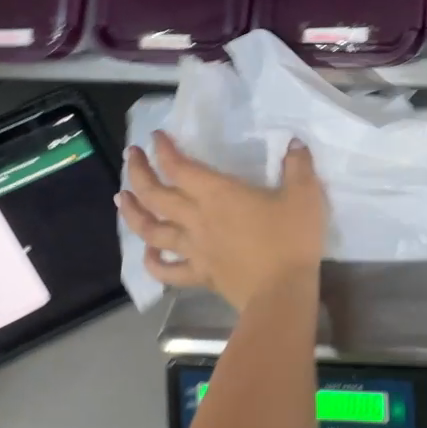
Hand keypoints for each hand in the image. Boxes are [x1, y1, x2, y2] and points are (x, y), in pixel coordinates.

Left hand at [118, 132, 326, 309]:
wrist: (282, 290)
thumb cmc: (291, 238)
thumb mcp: (305, 194)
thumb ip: (298, 165)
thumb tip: (294, 143)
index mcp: (218, 195)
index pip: (180, 168)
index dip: (164, 150)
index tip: (156, 136)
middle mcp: (197, 219)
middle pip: (155, 195)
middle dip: (138, 173)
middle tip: (130, 157)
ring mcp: (194, 249)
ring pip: (151, 230)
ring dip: (132, 213)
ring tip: (121, 198)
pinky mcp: (199, 274)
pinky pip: (166, 269)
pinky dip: (151, 260)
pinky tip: (148, 251)